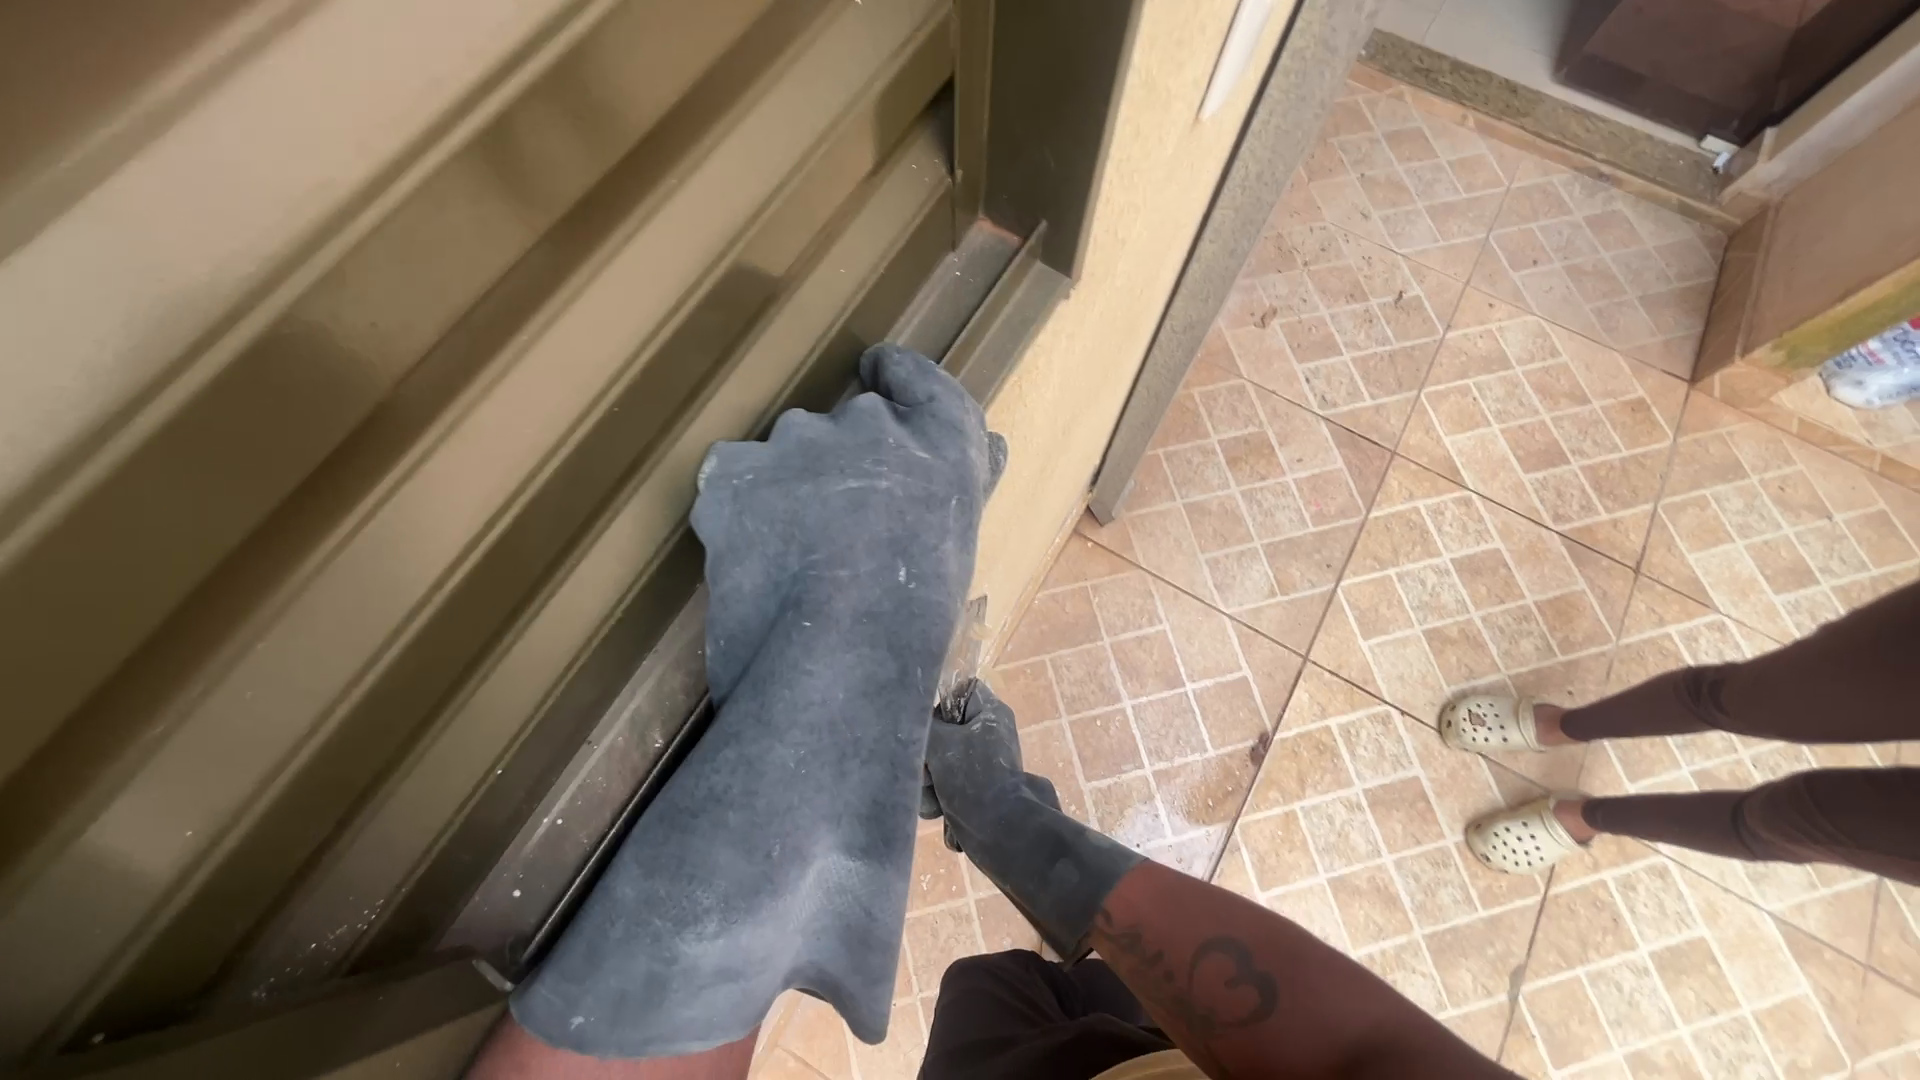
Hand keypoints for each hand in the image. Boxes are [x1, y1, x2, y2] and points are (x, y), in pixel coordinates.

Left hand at [692, 345, 1004, 700]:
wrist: (841, 655)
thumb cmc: (919, 616)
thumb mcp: (958, 544)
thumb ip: (968, 483)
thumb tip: (994, 445)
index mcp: (939, 439)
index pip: (919, 379)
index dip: (897, 375)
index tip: (880, 373)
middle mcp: (868, 422)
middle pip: (846, 427)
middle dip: (842, 463)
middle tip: (839, 524)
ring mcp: (796, 442)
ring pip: (787, 455)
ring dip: (788, 488)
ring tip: (794, 557)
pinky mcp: (733, 474)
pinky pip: (733, 480)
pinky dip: (741, 511)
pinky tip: (757, 558)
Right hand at [921, 680, 1063, 851]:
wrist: (997, 832)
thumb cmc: (972, 778)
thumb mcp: (940, 743)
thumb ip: (922, 725)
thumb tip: (912, 719)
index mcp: (990, 713)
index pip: (960, 691)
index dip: (940, 704)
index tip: (926, 724)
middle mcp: (989, 735)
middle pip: (944, 731)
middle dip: (927, 755)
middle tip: (924, 768)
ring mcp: (982, 765)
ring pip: (940, 763)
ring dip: (928, 782)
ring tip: (932, 796)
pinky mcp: (975, 792)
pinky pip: (946, 787)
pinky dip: (939, 800)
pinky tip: (938, 811)